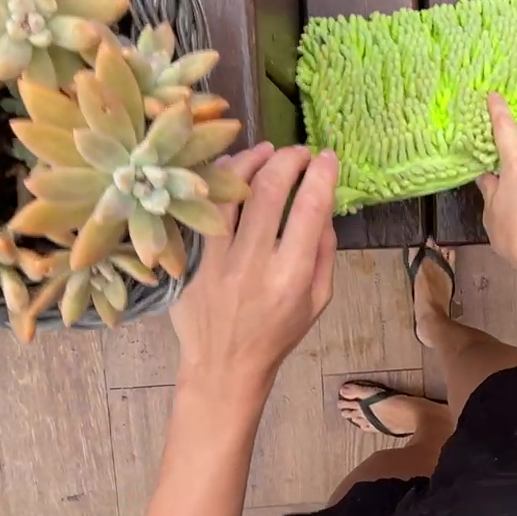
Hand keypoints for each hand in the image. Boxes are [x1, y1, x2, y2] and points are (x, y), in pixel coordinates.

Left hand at [170, 143, 337, 400]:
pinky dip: (218, 181)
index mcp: (290, 277)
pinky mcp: (188, 258)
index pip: (310, 211)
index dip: (322, 176)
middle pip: (270, 191)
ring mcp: (215, 259)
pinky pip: (201, 207)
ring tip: (267, 151)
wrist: (224, 365)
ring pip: (230, 191)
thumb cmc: (278, 333)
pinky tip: (232, 169)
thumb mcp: (318, 300)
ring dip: (252, 160)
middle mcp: (252, 264)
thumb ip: (324, 252)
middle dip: (289, 160)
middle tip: (299, 152)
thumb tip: (323, 205)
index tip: (328, 158)